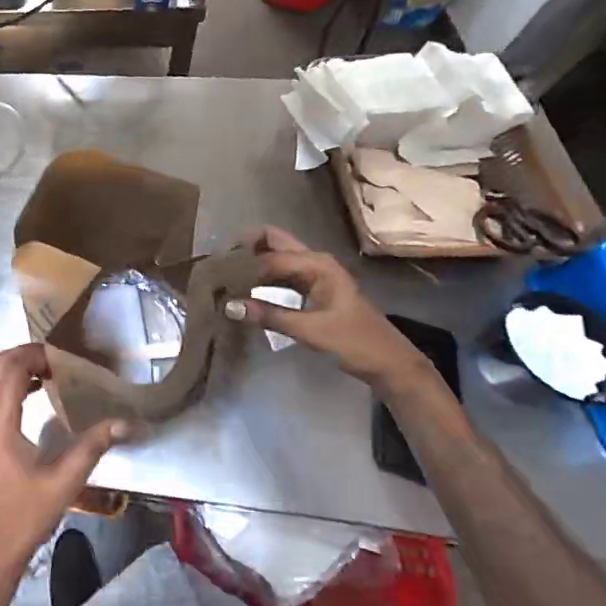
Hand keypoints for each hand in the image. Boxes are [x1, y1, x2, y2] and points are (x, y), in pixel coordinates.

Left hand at [0, 344, 133, 567]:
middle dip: (28, 353)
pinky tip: (41, 389)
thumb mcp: (65, 480)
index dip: (36, 354)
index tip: (65, 356)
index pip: (11, 368)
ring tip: (55, 368)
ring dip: (21, 365)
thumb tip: (127, 422)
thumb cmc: (26, 513)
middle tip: (60, 357)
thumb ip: (93, 446)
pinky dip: (16, 381)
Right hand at [235, 225, 432, 386]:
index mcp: (318, 264)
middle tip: (219, 263)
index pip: (271, 257)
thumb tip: (230, 306)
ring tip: (225, 276)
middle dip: (247, 248)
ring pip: (277, 257)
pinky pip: (281, 275)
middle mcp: (314, 261)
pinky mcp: (312, 289)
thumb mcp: (311, 331)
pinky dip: (263, 278)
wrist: (389, 363)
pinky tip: (245, 289)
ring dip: (253, 263)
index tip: (216, 274)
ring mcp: (314, 274)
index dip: (243, 264)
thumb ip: (270, 316)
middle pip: (274, 242)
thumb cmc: (355, 342)